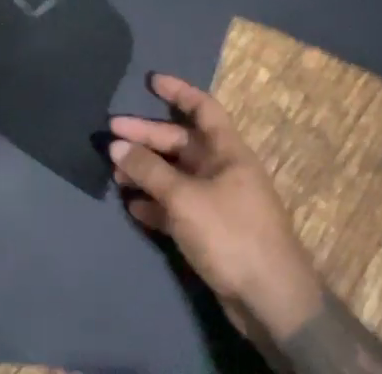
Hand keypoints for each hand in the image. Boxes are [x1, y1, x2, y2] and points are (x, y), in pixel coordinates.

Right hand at [110, 75, 322, 341]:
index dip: (179, 92)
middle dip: (145, 137)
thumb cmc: (231, 235)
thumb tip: (115, 145)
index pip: (204, 109)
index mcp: (229, 154)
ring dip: (145, 172)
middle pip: (180, 143)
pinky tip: (133, 207)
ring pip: (174, 174)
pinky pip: (176, 205)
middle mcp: (224, 171)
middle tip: (109, 137)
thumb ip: (148, 169)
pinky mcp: (210, 230)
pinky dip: (155, 203)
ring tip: (114, 176)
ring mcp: (217, 201)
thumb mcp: (184, 197)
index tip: (150, 80)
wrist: (271, 301)